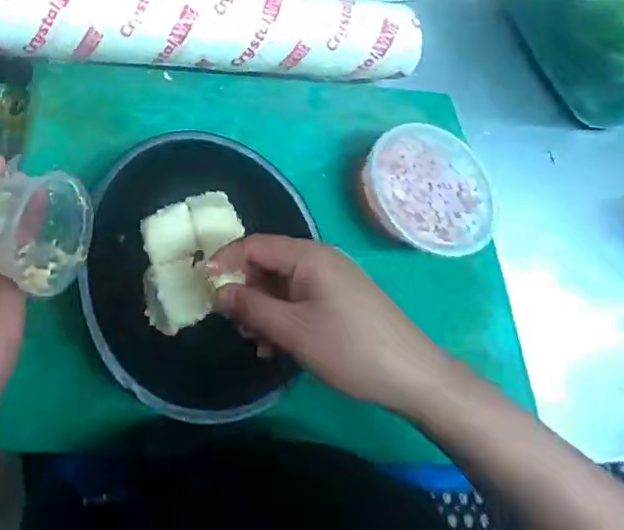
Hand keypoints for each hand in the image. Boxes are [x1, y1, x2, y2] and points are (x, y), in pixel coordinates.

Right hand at [207, 235, 462, 418]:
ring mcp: (334, 278)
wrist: (419, 379)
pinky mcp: (343, 299)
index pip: (254, 244)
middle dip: (245, 290)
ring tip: (255, 341)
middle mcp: (319, 258)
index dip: (225, 260)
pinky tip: (278, 346)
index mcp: (308, 255)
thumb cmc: (351, 349)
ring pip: (283, 284)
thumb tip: (219, 291)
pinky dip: (285, 316)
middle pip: (268, 264)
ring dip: (264, 309)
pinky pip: (301, 297)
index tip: (204, 282)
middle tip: (232, 321)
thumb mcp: (294, 331)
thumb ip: (252, 307)